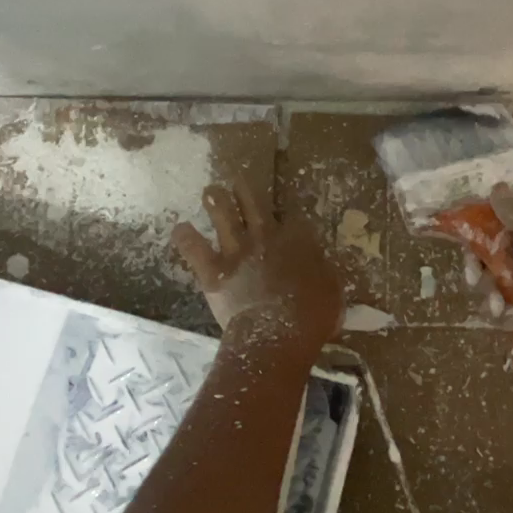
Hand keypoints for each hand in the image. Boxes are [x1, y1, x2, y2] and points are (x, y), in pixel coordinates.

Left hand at [171, 184, 344, 346]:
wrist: (278, 334)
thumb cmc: (313, 316)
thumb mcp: (332, 289)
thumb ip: (323, 271)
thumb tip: (318, 264)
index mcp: (297, 240)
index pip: (294, 218)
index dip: (289, 216)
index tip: (288, 218)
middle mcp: (265, 237)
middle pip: (255, 204)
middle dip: (245, 190)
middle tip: (237, 179)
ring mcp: (237, 251)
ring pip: (224, 215)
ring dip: (216, 200)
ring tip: (210, 191)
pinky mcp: (213, 270)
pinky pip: (194, 248)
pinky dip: (186, 237)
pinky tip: (180, 228)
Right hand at [488, 185, 512, 345]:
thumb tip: (497, 188)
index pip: (507, 215)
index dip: (483, 221)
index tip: (462, 230)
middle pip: (495, 248)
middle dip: (480, 261)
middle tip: (473, 275)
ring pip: (496, 278)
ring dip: (491, 291)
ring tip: (497, 306)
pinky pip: (506, 304)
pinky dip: (503, 311)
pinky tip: (510, 318)